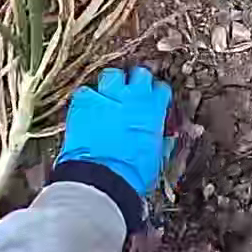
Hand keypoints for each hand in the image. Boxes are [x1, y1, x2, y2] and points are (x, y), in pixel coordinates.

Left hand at [57, 66, 171, 195]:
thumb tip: (168, 137)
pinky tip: (89, 107)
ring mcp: (107, 98)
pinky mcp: (84, 104)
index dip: (158, 94)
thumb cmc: (132, 172)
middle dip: (137, 81)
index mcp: (154, 109)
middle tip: (133, 91)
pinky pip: (85, 90)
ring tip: (110, 94)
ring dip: (113, 83)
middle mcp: (133, 98)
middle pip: (139, 74)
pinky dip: (88, 97)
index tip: (154, 99)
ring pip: (112, 74)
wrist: (101, 178)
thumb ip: (163, 139)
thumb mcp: (157, 155)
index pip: (161, 88)